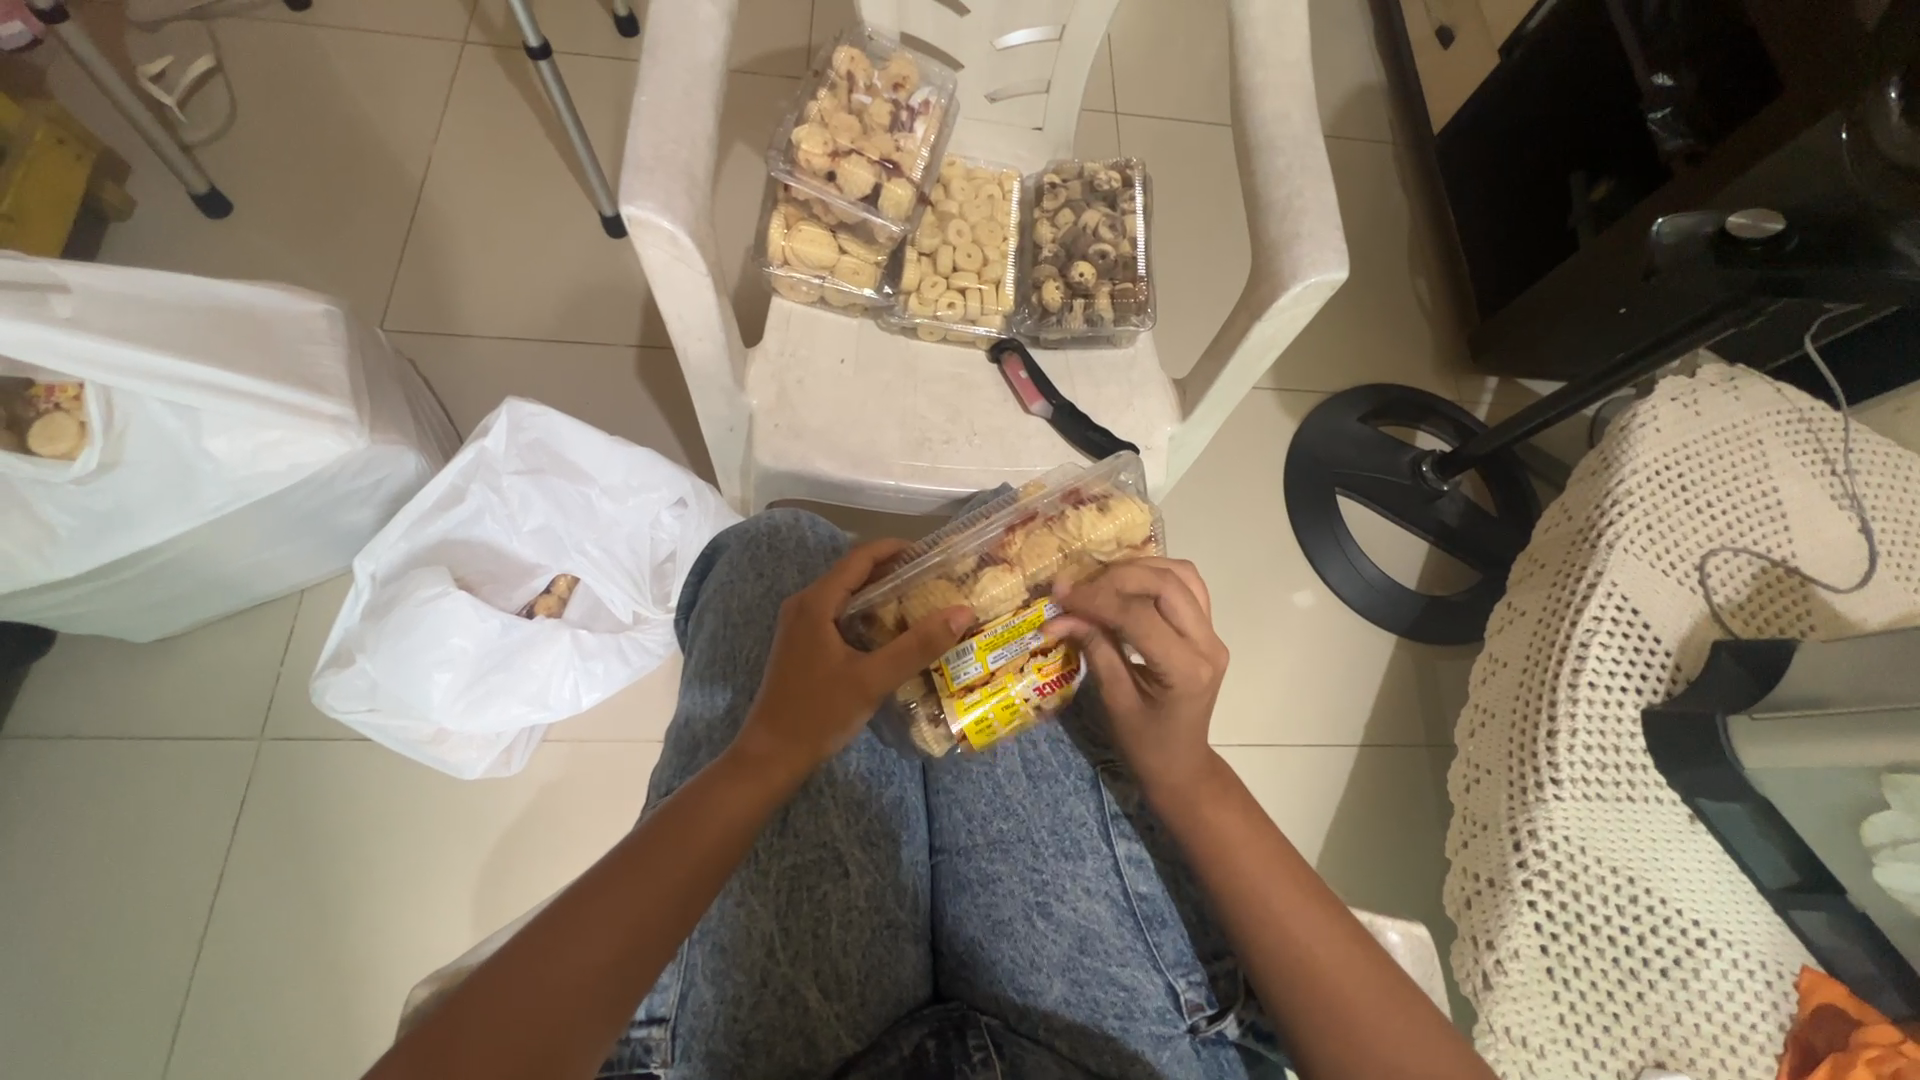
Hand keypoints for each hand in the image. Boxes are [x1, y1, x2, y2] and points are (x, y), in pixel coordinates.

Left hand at [737, 539, 971, 773]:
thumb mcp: (874, 679)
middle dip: (894, 572)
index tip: (932, 553)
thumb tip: (963, 612)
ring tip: (922, 603)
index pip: (860, 557)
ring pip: (847, 596)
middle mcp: (804, 605)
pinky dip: (868, 615)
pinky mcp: (803, 645)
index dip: (896, 548)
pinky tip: (893, 634)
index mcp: (816, 602)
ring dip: (882, 595)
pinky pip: (839, 616)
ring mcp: (800, 626)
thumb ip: (918, 645)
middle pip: (854, 573)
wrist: (772, 755)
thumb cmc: (819, 714)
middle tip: (935, 580)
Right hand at [1047, 558, 1227, 796]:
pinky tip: (1126, 585)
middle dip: (1115, 578)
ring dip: (1137, 569)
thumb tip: (1060, 615)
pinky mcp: (1207, 629)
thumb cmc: (1145, 743)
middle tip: (1078, 589)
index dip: (1096, 600)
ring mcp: (1212, 634)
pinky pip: (1187, 585)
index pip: (1139, 616)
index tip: (1061, 597)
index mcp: (1185, 670)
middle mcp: (1207, 644)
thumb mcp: (1114, 699)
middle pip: (1165, 584)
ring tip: (1099, 583)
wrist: (1181, 763)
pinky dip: (1155, 575)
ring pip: (1180, 575)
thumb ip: (1094, 648)